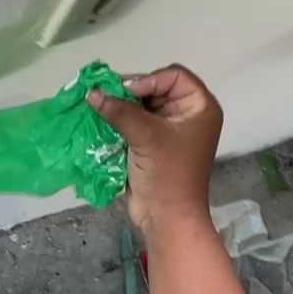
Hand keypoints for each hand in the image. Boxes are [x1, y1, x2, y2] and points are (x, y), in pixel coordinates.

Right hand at [87, 64, 224, 238]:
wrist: (166, 217)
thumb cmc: (167, 174)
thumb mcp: (146, 137)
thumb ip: (120, 112)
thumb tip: (92, 93)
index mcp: (199, 107)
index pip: (173, 76)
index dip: (148, 80)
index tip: (124, 92)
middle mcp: (186, 116)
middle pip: (155, 90)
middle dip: (130, 93)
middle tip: (105, 97)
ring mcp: (168, 132)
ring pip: (142, 109)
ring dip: (121, 109)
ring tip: (99, 109)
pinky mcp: (151, 147)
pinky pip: (134, 126)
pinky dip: (119, 124)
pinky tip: (102, 124)